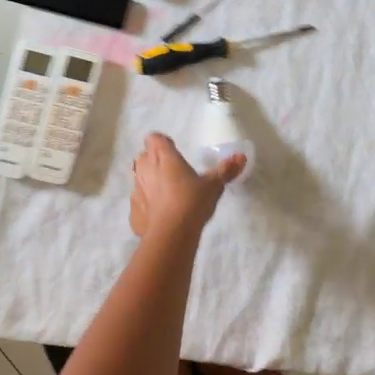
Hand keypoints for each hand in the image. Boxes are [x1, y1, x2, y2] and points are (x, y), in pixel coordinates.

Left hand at [128, 132, 244, 238]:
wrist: (171, 235)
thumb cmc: (192, 201)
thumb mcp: (214, 185)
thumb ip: (225, 170)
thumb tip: (241, 156)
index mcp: (163, 156)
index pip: (154, 139)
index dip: (162, 143)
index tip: (173, 151)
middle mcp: (145, 169)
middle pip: (144, 157)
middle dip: (154, 161)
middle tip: (171, 173)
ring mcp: (136, 191)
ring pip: (139, 179)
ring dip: (149, 183)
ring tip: (166, 195)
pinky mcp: (133, 212)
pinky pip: (138, 204)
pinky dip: (146, 207)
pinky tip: (159, 217)